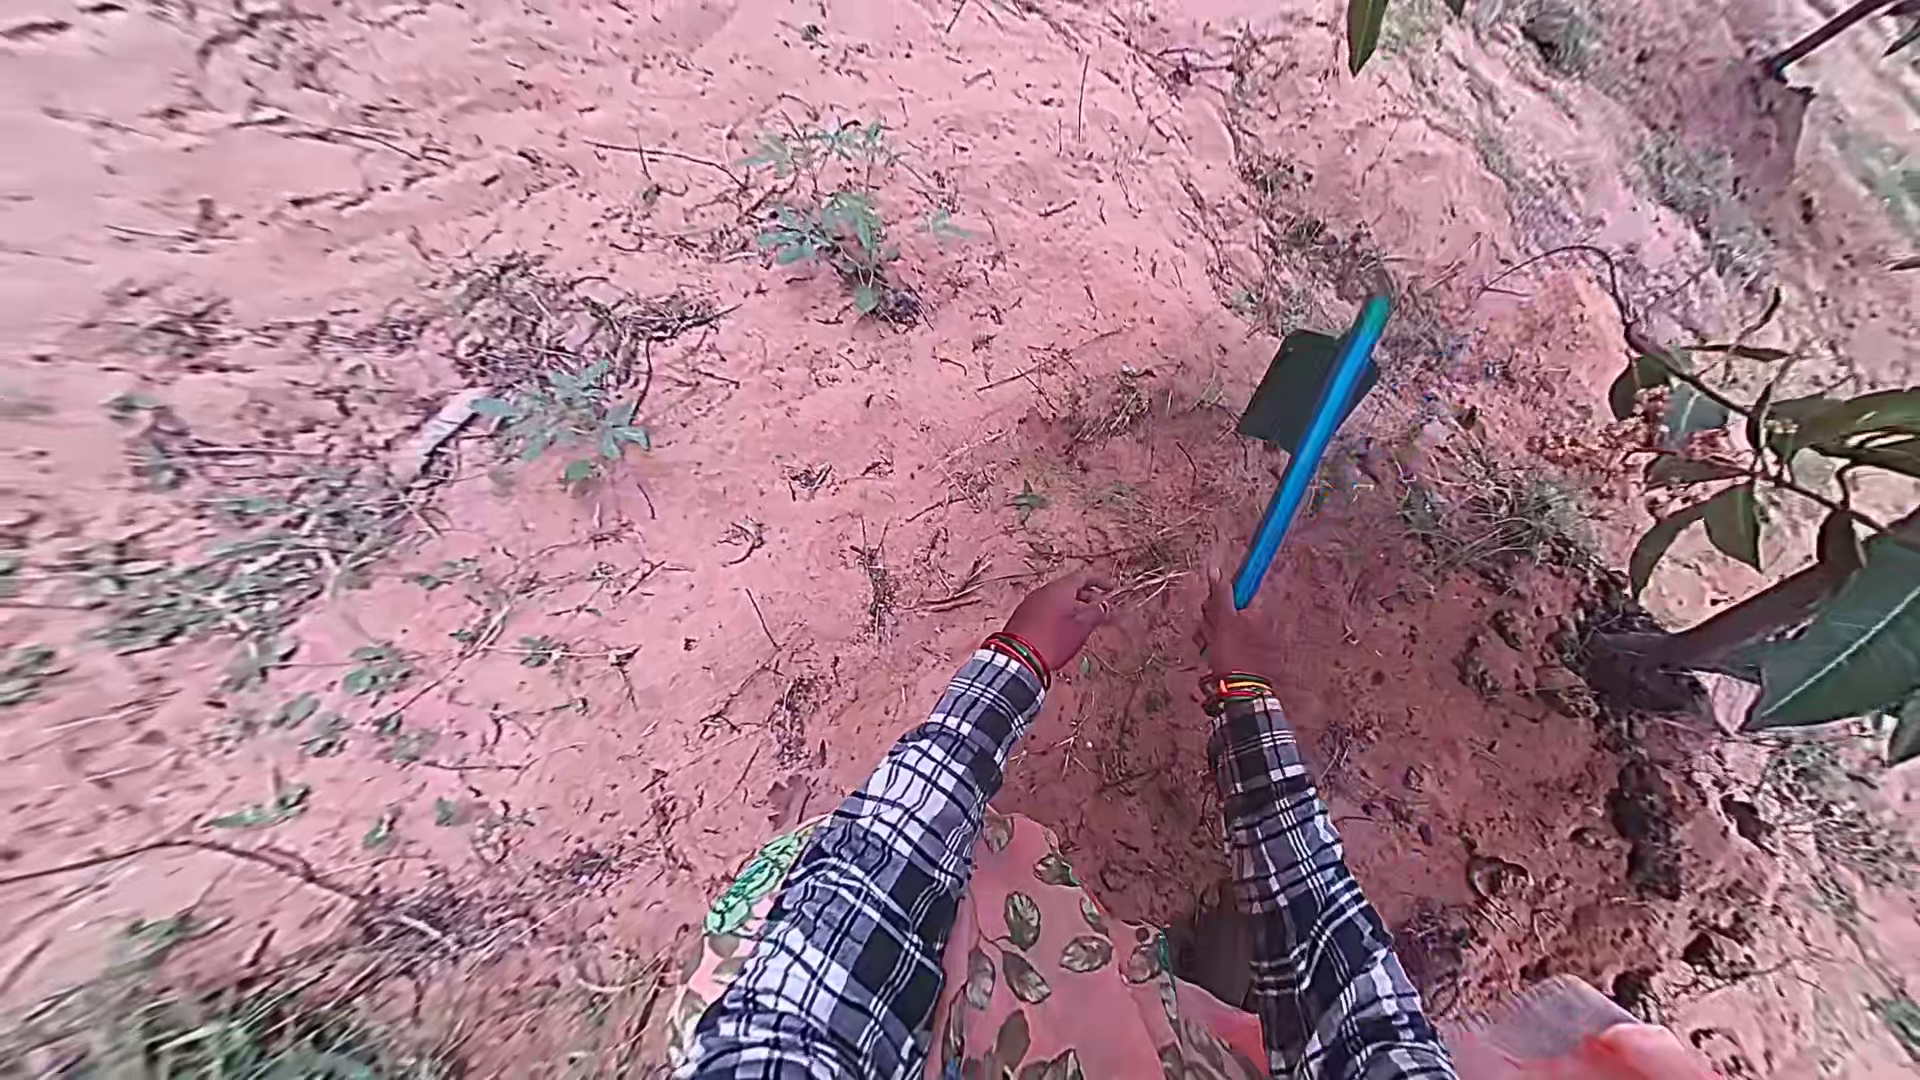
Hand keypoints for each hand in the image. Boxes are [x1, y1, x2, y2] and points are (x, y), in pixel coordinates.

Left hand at [1001, 571, 1110, 674]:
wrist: (1018, 657)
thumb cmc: (1053, 640)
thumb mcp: (1081, 627)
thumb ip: (1095, 613)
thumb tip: (1104, 605)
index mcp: (1059, 589)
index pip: (1082, 577)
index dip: (1099, 582)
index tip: (1111, 589)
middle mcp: (1044, 591)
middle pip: (1069, 588)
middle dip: (1088, 596)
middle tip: (1101, 608)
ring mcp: (1031, 602)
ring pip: (1057, 599)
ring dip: (1074, 606)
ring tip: (1085, 621)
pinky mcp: (1023, 615)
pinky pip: (1046, 608)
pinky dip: (1060, 613)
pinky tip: (1065, 627)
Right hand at [1197, 566, 1284, 680]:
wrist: (1243, 692)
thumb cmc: (1234, 654)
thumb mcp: (1224, 621)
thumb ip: (1220, 595)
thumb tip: (1215, 570)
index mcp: (1258, 612)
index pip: (1232, 595)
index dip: (1217, 603)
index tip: (1212, 612)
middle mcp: (1260, 624)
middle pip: (1226, 612)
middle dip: (1212, 622)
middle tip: (1210, 634)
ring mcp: (1255, 642)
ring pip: (1223, 630)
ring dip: (1211, 637)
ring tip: (1210, 649)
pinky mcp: (1247, 656)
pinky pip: (1227, 645)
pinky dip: (1217, 649)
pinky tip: (1214, 657)